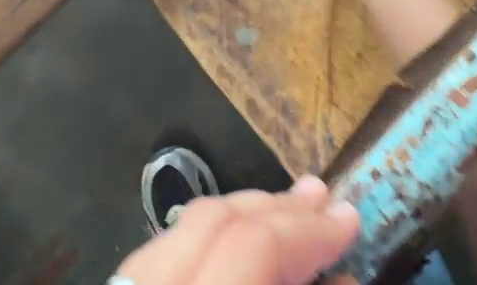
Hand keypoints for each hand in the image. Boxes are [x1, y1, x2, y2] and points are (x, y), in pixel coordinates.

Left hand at [113, 175, 359, 284]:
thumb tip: (343, 278)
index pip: (253, 244)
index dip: (309, 228)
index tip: (350, 221)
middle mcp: (149, 284)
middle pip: (214, 219)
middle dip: (277, 207)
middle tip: (325, 199)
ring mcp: (126, 282)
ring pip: (184, 225)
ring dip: (244, 213)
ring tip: (290, 211)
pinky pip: (163, 249)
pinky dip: (209, 237)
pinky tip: (238, 241)